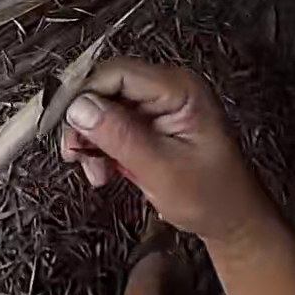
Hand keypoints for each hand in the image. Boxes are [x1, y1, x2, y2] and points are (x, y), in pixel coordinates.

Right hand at [59, 59, 274, 242]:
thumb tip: (78, 107)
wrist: (231, 222)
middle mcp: (165, 87)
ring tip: (92, 170)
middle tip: (74, 153)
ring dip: (89, 137)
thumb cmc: (210, 197)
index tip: (62, 122)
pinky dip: (99, 146)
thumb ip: (120, 136)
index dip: (85, 92)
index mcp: (179, 88)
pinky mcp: (146, 122)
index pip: (118, 72)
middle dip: (85, 120)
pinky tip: (102, 171)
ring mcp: (155, 104)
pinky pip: (109, 122)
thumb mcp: (163, 169)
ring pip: (102, 105)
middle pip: (106, 87)